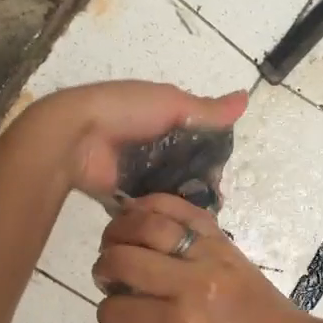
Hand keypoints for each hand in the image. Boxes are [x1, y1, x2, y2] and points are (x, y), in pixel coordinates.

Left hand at [13, 81, 246, 199]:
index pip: (197, 141)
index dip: (212, 158)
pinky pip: (146, 205)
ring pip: (167, 189)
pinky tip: (176, 225)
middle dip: (198, 183)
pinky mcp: (121, 192)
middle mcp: (151, 145)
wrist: (77, 135)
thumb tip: (246, 97)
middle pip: (183, 168)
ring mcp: (135, 170)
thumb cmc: (125, 110)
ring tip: (199, 219)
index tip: (222, 179)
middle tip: (213, 203)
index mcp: (162, 118)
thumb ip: (208, 110)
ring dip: (181, 200)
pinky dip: (159, 212)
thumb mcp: (171, 103)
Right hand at [92, 193, 322, 322]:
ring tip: (118, 244)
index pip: (115, 312)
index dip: (109, 318)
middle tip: (110, 278)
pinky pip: (179, 208)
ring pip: (145, 223)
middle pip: (121, 259)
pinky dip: (151, 205)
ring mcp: (208, 254)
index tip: (120, 320)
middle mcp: (190, 284)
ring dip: (119, 232)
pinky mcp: (221, 238)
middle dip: (104, 270)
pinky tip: (139, 217)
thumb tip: (131, 309)